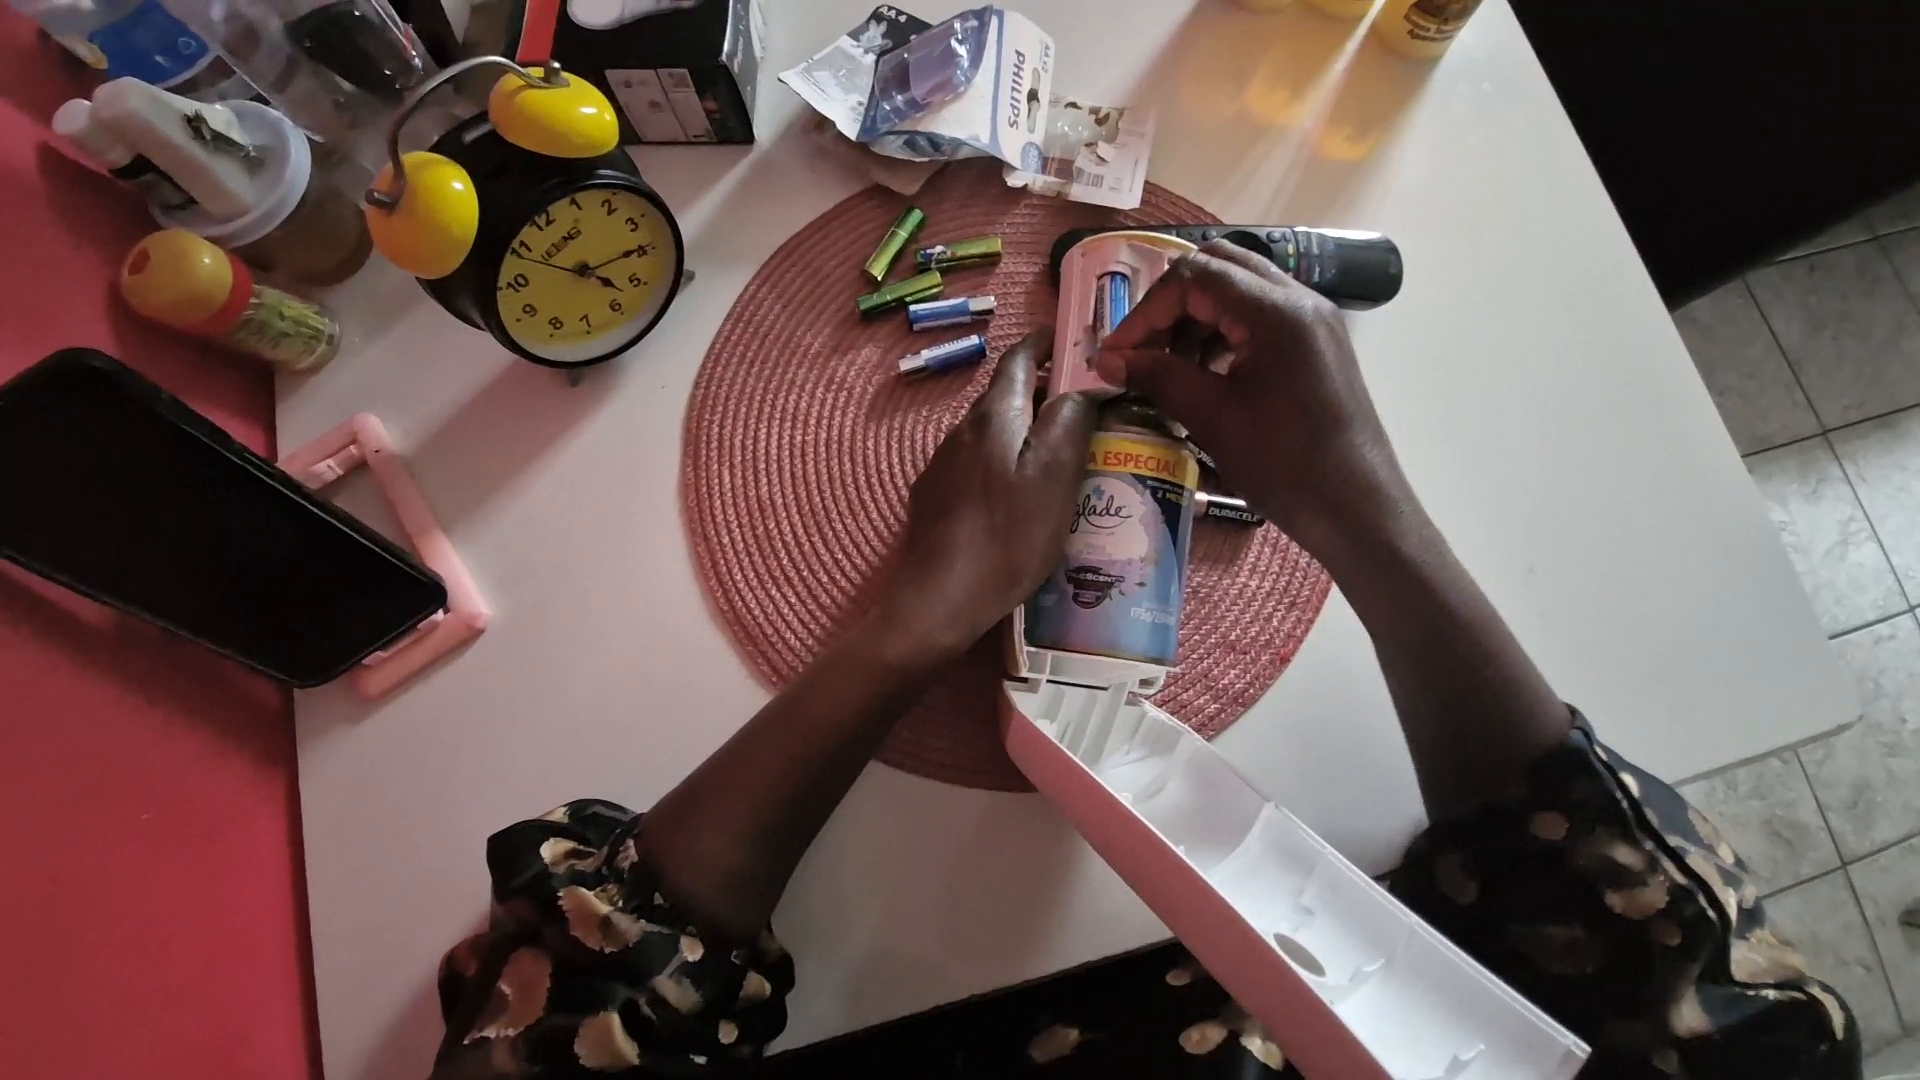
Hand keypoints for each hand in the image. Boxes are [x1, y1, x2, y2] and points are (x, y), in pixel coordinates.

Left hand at [873, 330, 1098, 662]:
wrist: (940, 597)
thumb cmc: (1008, 537)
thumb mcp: (1055, 477)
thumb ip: (1069, 422)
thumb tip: (1080, 385)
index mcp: (994, 417)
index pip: (1018, 358)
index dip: (1046, 344)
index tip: (1073, 342)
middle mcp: (961, 430)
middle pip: (1004, 395)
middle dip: (1040, 391)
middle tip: (1082, 407)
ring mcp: (942, 464)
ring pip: (989, 431)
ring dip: (1021, 430)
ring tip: (1055, 453)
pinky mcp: (934, 496)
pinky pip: (974, 462)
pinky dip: (1000, 461)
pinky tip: (1014, 494)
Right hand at [1096, 240, 1413, 553]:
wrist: (1355, 506)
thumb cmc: (1283, 463)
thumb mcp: (1212, 418)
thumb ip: (1159, 377)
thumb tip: (1108, 360)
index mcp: (1275, 311)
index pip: (1194, 278)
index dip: (1146, 312)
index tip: (1117, 355)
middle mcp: (1298, 300)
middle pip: (1218, 267)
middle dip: (1170, 304)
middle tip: (1142, 350)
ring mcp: (1311, 320)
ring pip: (1238, 288)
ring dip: (1194, 318)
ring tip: (1169, 368)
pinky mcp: (1314, 343)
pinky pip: (1258, 316)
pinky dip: (1221, 332)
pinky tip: (1204, 375)